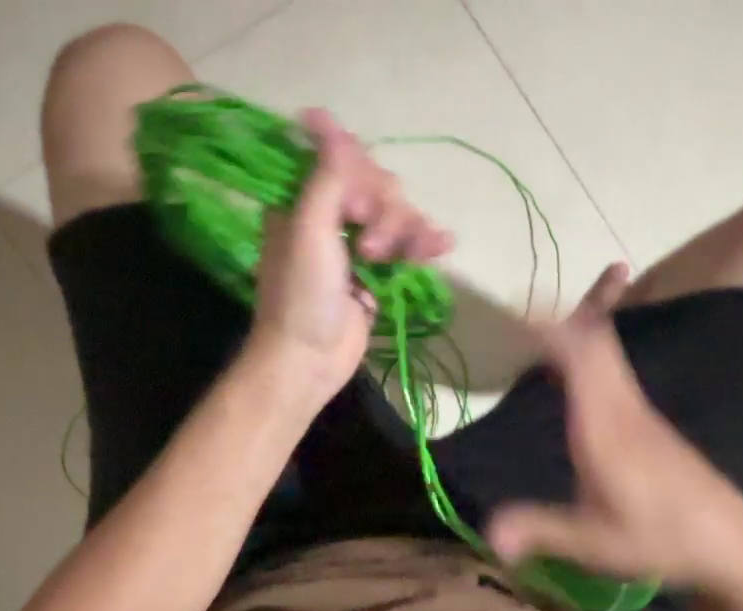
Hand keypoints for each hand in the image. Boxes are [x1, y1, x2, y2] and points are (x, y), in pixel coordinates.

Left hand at [248, 109, 453, 401]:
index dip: (359, 173)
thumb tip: (321, 116)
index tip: (358, 203)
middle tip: (369, 246)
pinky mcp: (376, 272)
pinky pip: (406, 244)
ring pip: (395, 214)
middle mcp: (328, 216)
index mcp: (301, 199)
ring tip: (389, 259)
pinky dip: (423, 243)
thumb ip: (326, 175)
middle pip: (375, 184)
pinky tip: (443, 245)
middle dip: (383, 209)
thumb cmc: (300, 296)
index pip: (342, 159)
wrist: (308, 361)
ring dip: (403, 229)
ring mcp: (354, 245)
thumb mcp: (309, 229)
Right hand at [486, 264, 742, 593]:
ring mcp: (638, 414)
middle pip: (600, 342)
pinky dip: (591, 352)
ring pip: (610, 352)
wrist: (726, 542)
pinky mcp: (646, 425)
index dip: (552, 329)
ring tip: (545, 313)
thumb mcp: (595, 542)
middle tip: (528, 296)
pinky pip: (613, 370)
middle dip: (571, 309)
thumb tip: (489, 536)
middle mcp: (623, 409)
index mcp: (606, 428)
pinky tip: (574, 362)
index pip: (582, 358)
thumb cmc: (661, 539)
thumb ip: (541, 531)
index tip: (517, 313)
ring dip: (583, 325)